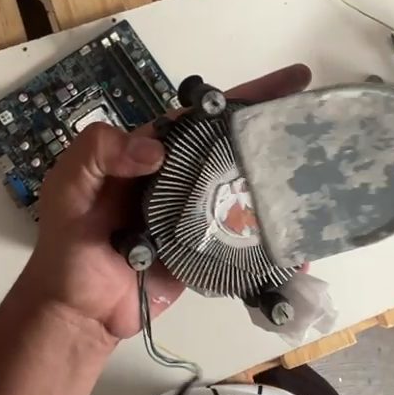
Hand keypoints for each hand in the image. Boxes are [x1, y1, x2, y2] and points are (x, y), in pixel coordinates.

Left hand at [17, 64, 312, 341]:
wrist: (78, 310)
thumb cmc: (68, 242)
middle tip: (319, 118)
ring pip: (247, 189)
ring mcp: (199, 215)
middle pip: (235, 146)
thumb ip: (99, 152)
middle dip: (276, 129)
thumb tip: (156, 149)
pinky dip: (276, 240)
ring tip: (325, 171)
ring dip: (282, 180)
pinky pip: (246, 241)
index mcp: (153, 152)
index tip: (286, 83)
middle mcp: (182, 177)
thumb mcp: (68, 183)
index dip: (243, 97)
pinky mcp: (208, 253)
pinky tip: (305, 243)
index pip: (204, 115)